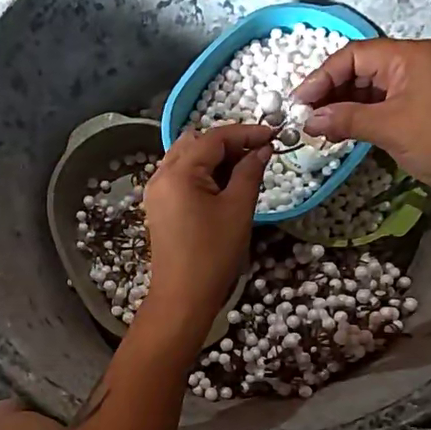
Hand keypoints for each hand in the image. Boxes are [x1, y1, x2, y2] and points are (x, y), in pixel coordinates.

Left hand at [141, 124, 273, 337]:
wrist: (183, 296)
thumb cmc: (213, 253)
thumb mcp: (238, 209)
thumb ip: (250, 172)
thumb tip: (262, 150)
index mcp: (178, 172)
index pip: (214, 138)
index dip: (246, 133)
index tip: (273, 134)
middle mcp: (161, 175)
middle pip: (196, 143)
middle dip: (229, 143)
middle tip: (259, 153)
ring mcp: (156, 192)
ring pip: (187, 158)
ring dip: (215, 158)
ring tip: (245, 169)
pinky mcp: (159, 207)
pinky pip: (181, 177)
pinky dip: (203, 173)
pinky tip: (225, 185)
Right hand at [292, 38, 430, 201]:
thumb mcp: (390, 127)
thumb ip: (346, 120)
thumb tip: (309, 120)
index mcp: (408, 56)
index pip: (353, 56)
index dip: (321, 77)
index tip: (298, 102)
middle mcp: (412, 64)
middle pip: (359, 70)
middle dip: (329, 92)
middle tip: (303, 118)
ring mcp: (417, 87)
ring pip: (368, 90)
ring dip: (342, 107)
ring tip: (317, 128)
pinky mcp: (419, 109)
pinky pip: (381, 106)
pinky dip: (359, 118)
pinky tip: (340, 133)